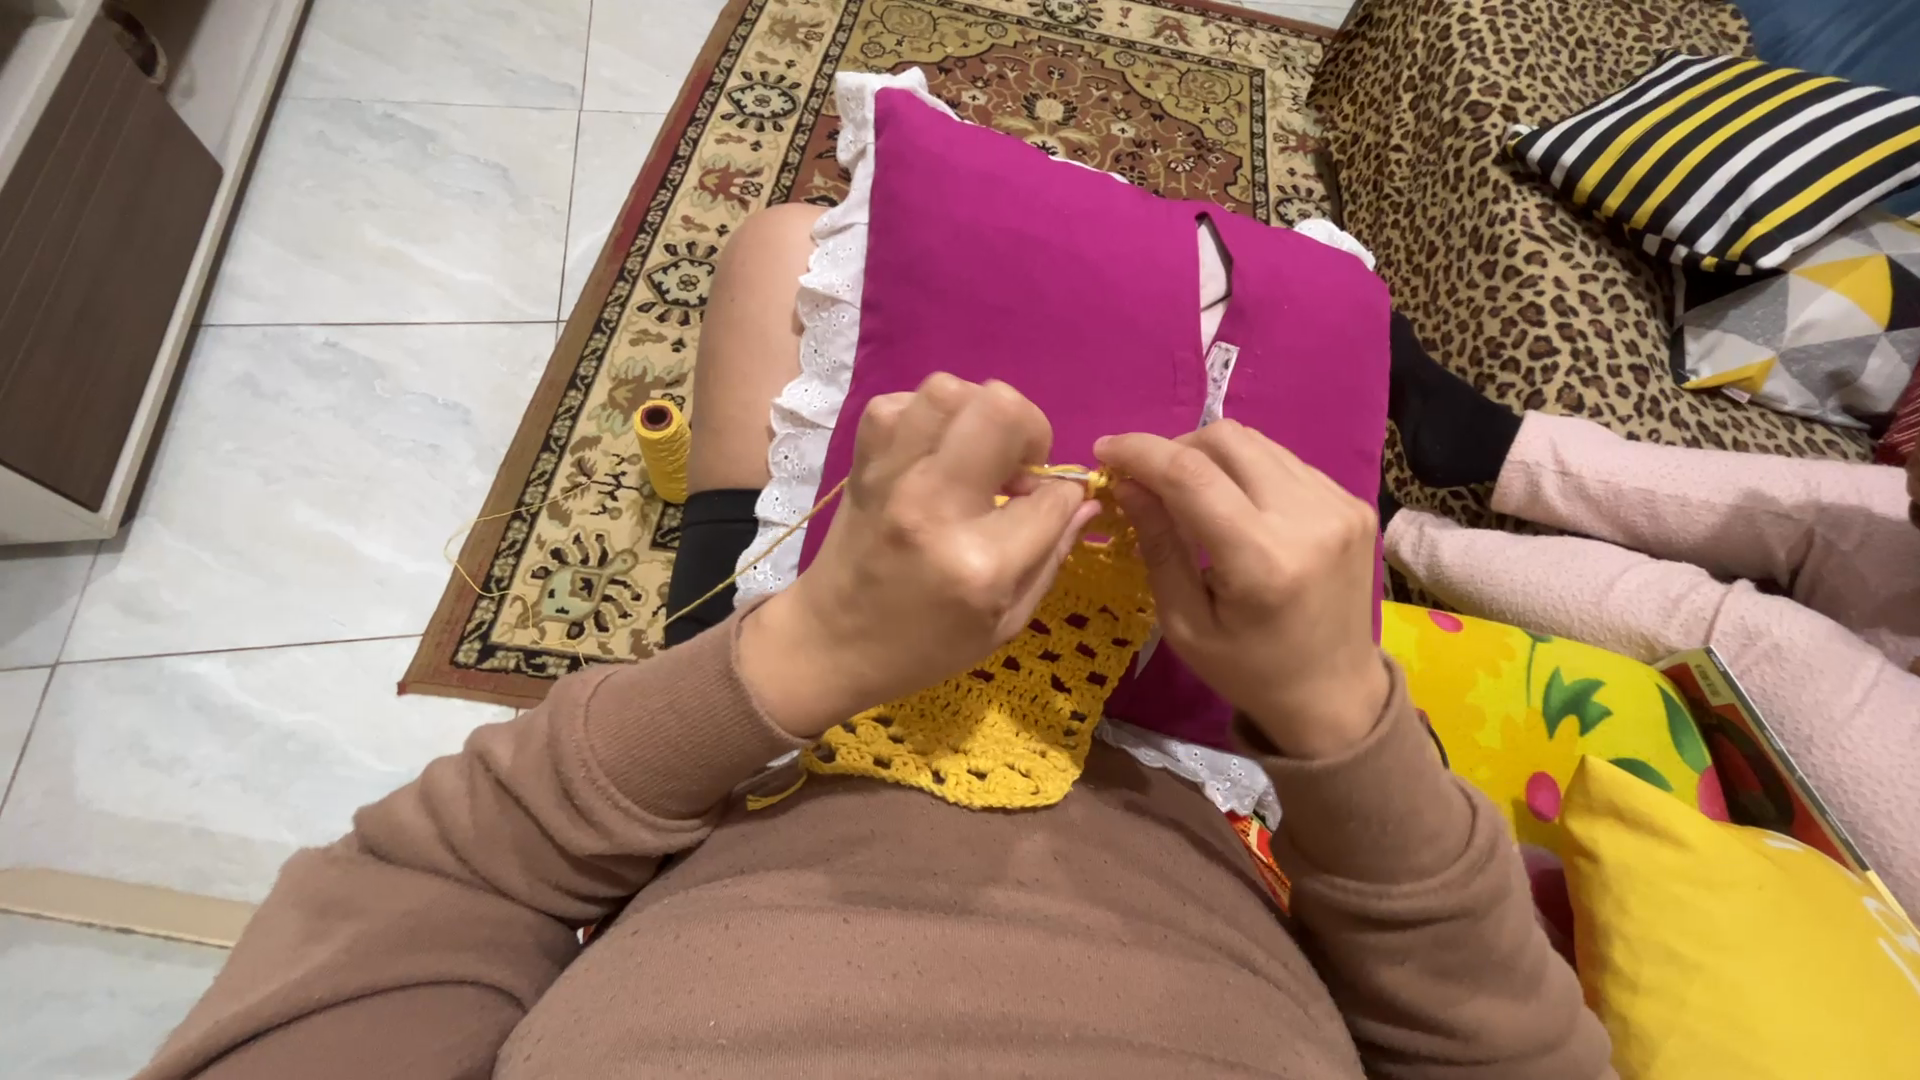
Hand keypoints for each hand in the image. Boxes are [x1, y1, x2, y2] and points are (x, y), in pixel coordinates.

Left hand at [739, 375, 1098, 738]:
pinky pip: (901, 402)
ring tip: (975, 454)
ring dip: (976, 415)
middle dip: (1028, 430)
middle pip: (1000, 409)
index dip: (1063, 494)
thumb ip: (1052, 555)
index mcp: (977, 562)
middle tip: (1016, 468)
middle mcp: (932, 504)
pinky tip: (933, 454)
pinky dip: (928, 418)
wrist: (828, 642)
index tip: (1053, 502)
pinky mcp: (861, 461)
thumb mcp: (1004, 625)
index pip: (1049, 495)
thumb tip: (1082, 498)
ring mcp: (890, 475)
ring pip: (949, 391)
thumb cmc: (923, 647)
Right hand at [1096, 422, 1388, 758]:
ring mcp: (1338, 506)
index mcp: (1262, 562)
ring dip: (1209, 456)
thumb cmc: (1247, 670)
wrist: (1334, 693)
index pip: (1191, 476)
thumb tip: (1127, 483)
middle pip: (1226, 440)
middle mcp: (1308, 521)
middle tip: (1149, 481)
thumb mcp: (1184, 623)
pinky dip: (1245, 471)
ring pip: (1256, 442)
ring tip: (1188, 494)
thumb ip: (1158, 546)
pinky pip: (1283, 460)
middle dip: (1173, 448)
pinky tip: (1234, 506)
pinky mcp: (1353, 503)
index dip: (1141, 452)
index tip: (1105, 450)